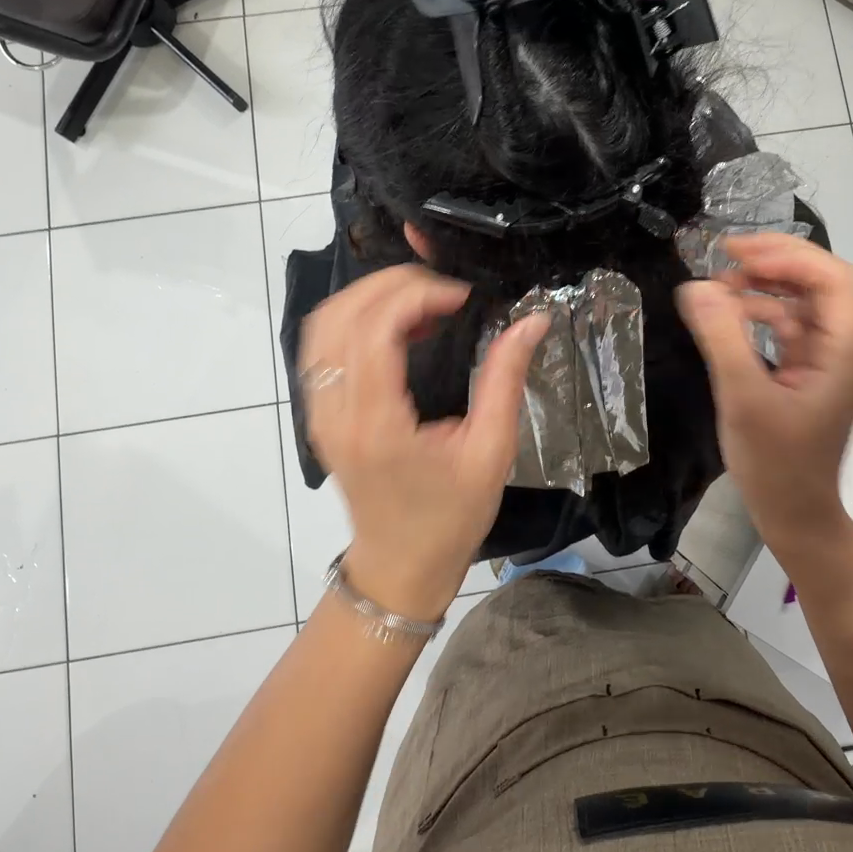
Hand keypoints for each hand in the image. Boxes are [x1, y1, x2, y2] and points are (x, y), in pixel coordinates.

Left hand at [299, 265, 546, 620]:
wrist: (401, 567)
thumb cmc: (450, 518)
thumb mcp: (491, 452)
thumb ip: (506, 380)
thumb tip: (532, 321)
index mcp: (377, 424)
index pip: (374, 331)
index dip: (415, 295)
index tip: (461, 297)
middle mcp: (335, 412)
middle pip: (339, 316)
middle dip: (391, 285)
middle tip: (443, 290)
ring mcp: (320, 412)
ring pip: (322, 325)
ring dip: (370, 299)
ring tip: (423, 304)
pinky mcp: (321, 414)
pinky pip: (323, 347)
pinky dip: (357, 320)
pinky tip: (400, 329)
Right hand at [678, 234, 852, 538]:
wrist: (794, 515)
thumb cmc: (776, 464)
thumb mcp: (744, 398)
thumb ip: (722, 338)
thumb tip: (696, 286)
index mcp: (846, 350)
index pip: (832, 277)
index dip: (788, 255)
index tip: (737, 254)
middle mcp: (845, 347)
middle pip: (820, 283)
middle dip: (775, 263)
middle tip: (726, 256)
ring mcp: (828, 361)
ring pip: (803, 303)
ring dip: (765, 287)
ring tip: (720, 285)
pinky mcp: (809, 374)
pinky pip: (790, 329)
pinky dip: (761, 315)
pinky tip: (729, 316)